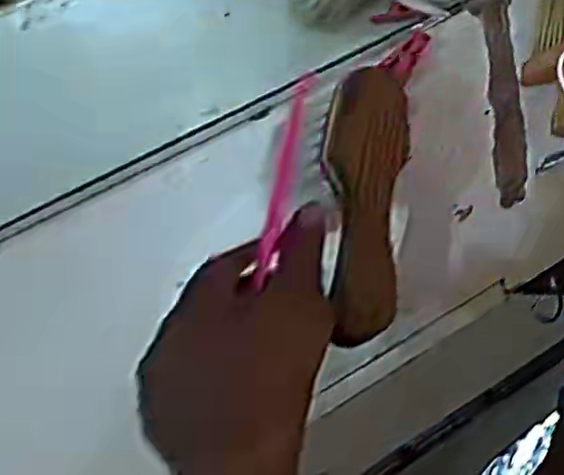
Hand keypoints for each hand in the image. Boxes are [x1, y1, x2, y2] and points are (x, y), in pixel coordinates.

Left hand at [138, 206, 333, 474]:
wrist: (246, 441)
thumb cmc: (274, 366)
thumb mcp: (303, 294)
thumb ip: (304, 251)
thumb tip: (308, 215)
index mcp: (193, 309)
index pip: (227, 259)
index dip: (266, 246)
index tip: (295, 243)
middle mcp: (166, 341)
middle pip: (215, 296)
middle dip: (256, 286)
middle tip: (297, 285)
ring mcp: (162, 378)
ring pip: (207, 332)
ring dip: (244, 320)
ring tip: (288, 324)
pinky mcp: (170, 406)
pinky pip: (202, 364)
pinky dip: (232, 353)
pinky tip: (265, 359)